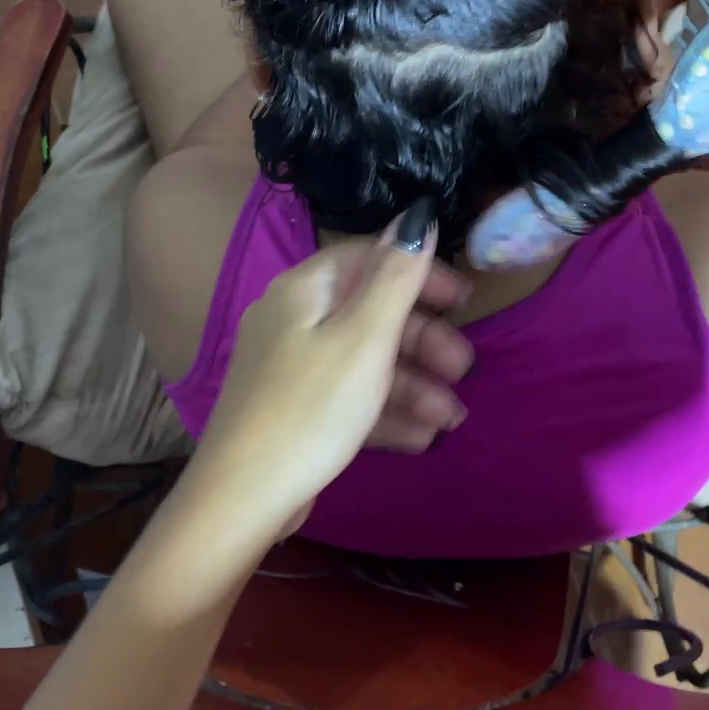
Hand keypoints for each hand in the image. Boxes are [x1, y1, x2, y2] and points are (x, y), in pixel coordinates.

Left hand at [191, 205, 443, 534]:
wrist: (244, 496)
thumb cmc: (311, 406)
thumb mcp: (364, 338)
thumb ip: (396, 276)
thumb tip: (418, 213)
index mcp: (305, 290)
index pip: (369, 259)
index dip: (420, 274)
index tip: (464, 302)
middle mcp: (293, 320)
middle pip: (370, 314)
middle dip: (423, 342)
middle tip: (464, 370)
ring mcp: (292, 367)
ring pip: (364, 361)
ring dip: (412, 385)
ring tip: (450, 419)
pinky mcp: (296, 409)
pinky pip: (348, 396)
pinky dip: (384, 411)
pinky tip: (421, 438)